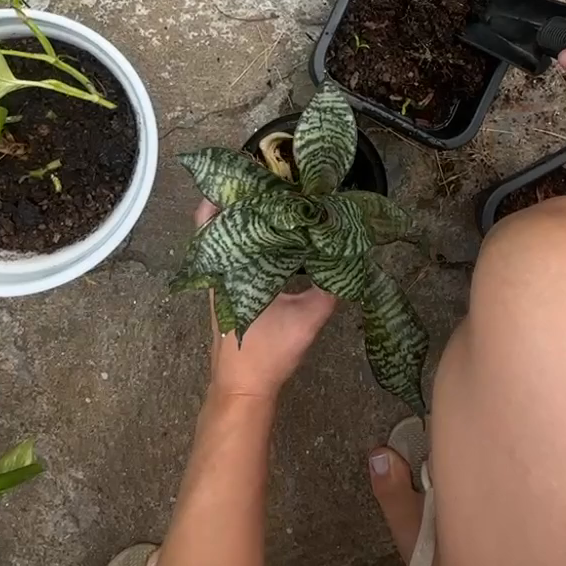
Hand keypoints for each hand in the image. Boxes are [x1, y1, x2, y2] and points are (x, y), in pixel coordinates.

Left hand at [193, 200, 338, 401]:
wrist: (243, 392)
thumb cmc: (265, 354)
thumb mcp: (304, 319)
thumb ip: (329, 290)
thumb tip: (352, 261)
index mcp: (227, 269)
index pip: (213, 219)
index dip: (224, 193)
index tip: (249, 174)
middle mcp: (218, 271)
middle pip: (219, 225)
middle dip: (241, 201)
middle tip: (270, 182)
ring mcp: (221, 285)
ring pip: (227, 242)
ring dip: (245, 222)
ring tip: (276, 204)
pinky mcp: (229, 297)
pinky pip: (234, 259)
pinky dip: (250, 244)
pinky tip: (275, 241)